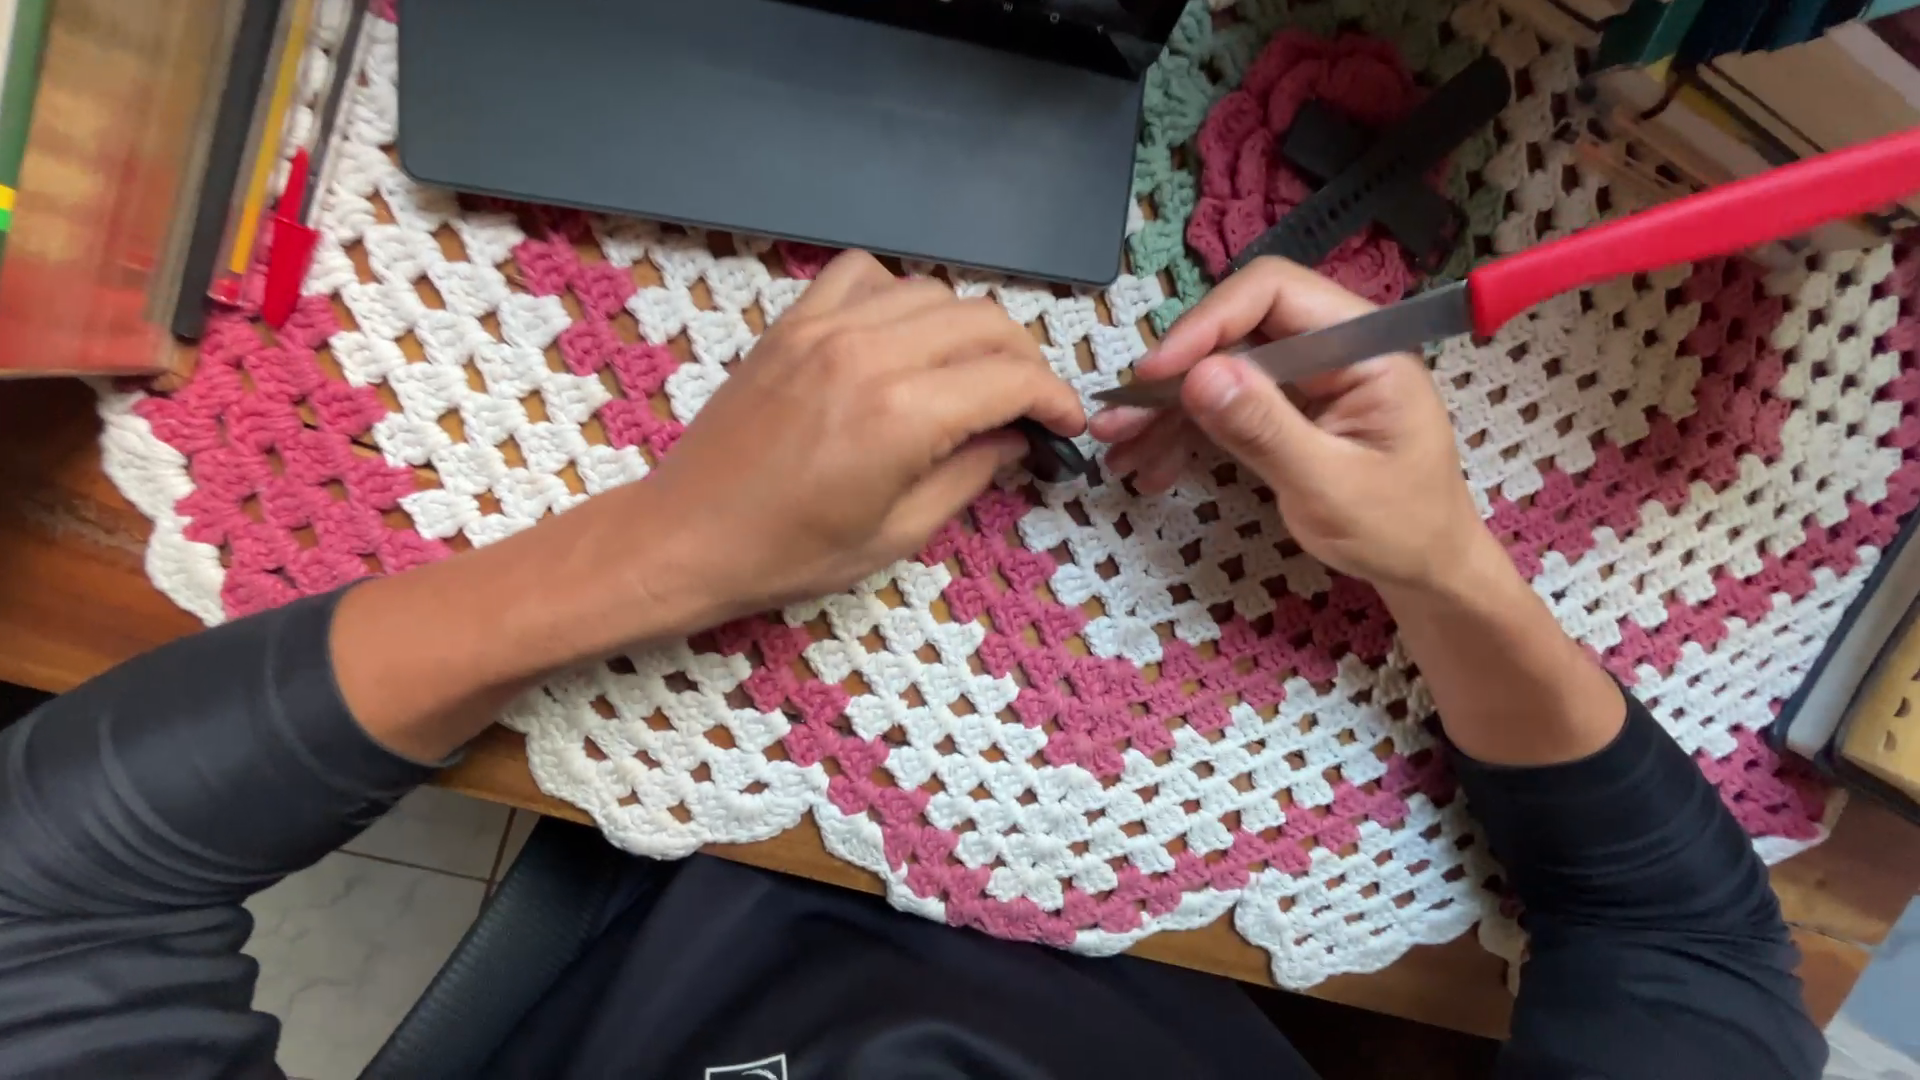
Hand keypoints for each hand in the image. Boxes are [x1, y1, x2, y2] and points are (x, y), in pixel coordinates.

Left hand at [635, 250, 1084, 624]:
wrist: (689, 534)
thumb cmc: (794, 553)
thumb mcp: (898, 533)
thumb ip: (968, 475)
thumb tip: (1013, 437)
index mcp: (902, 415)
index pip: (1011, 380)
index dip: (1054, 399)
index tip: (1067, 424)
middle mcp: (871, 352)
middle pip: (984, 323)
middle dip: (1025, 362)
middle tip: (1029, 405)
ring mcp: (826, 326)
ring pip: (934, 293)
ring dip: (971, 330)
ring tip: (972, 374)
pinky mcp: (793, 322)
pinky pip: (866, 275)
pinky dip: (901, 297)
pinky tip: (902, 336)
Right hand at [1090, 257, 1487, 589]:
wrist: (1422, 567)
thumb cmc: (1398, 528)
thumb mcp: (1330, 486)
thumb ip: (1266, 430)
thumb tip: (1199, 376)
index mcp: (1361, 346)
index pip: (1273, 294)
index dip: (1207, 324)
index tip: (1156, 374)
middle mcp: (1326, 350)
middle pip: (1231, 335)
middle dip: (1169, 380)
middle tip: (1116, 422)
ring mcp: (1301, 382)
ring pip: (1216, 376)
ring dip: (1163, 415)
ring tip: (1118, 455)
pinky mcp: (1282, 412)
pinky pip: (1221, 411)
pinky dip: (1182, 438)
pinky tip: (1151, 468)